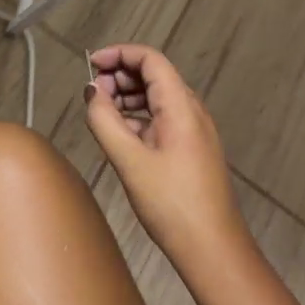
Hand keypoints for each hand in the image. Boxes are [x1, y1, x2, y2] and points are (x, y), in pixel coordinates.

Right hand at [84, 43, 242, 258]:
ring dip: (127, 96)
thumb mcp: (129, 160)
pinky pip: (161, 118)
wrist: (213, 251)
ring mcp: (194, 131)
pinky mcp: (191, 149)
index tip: (91, 64)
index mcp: (180, 106)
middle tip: (93, 94)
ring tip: (102, 114)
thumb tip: (91, 91)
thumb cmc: (172, 203)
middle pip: (154, 74)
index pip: (150, 59)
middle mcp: (191, 111)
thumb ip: (104, 120)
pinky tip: (120, 135)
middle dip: (120, 75)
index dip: (119, 54)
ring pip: (157, 97)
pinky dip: (138, 116)